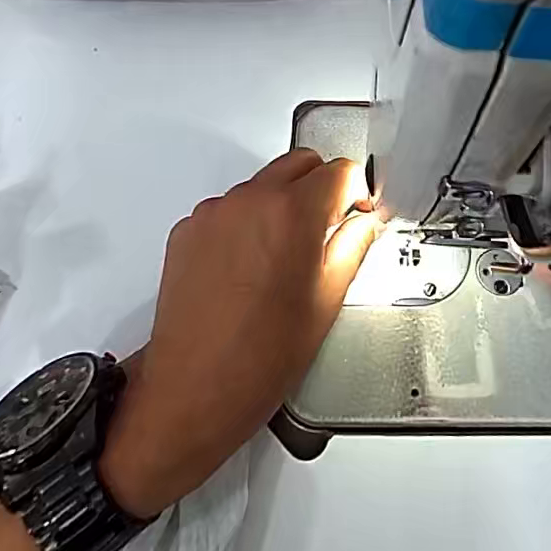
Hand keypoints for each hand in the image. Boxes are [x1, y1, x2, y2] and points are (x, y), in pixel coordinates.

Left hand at [98, 150, 384, 516]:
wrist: (195, 387)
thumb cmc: (258, 357)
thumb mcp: (327, 298)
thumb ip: (353, 246)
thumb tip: (363, 224)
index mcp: (293, 214)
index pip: (339, 171)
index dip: (357, 190)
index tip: (359, 208)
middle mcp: (250, 202)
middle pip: (299, 163)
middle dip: (322, 185)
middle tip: (331, 223)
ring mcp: (214, 214)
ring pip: (262, 184)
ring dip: (281, 202)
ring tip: (286, 253)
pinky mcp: (188, 229)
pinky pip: (229, 208)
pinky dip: (246, 221)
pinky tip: (252, 264)